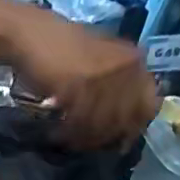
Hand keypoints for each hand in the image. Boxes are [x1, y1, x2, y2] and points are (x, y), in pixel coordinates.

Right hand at [9, 13, 158, 151]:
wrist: (30, 34)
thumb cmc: (61, 48)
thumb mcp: (99, 61)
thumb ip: (115, 84)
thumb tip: (124, 122)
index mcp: (133, 60)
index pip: (149, 104)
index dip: (135, 127)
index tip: (121, 142)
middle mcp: (123, 67)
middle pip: (123, 119)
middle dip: (105, 137)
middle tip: (88, 144)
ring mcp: (102, 76)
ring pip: (101, 123)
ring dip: (83, 138)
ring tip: (69, 140)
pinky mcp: (78, 86)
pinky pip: (79, 121)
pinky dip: (67, 133)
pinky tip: (57, 134)